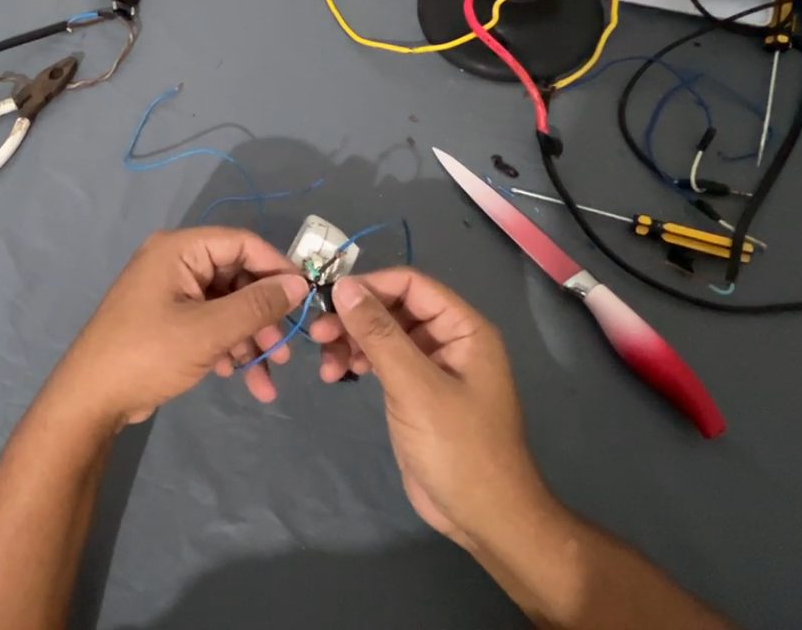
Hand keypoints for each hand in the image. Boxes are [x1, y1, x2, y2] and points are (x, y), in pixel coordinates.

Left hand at [44, 228, 311, 428]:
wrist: (93, 397)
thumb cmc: (148, 354)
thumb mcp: (208, 331)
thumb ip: (256, 305)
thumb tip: (298, 284)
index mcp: (179, 250)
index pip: (241, 243)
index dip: (277, 268)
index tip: (306, 299)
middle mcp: (175, 262)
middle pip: (237, 277)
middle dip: (263, 315)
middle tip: (283, 351)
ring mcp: (171, 292)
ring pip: (227, 305)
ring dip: (250, 338)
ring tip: (268, 376)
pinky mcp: (169, 320)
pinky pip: (210, 323)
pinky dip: (229, 346)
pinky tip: (241, 377)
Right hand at [311, 270, 550, 548]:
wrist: (483, 517)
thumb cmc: (458, 447)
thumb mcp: (415, 386)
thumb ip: (378, 333)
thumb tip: (343, 286)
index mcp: (463, 329)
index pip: (411, 284)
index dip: (370, 285)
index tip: (329, 300)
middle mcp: (448, 339)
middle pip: (392, 306)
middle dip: (354, 317)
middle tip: (318, 334)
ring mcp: (431, 365)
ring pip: (381, 332)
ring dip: (350, 340)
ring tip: (326, 364)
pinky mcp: (415, 389)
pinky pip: (381, 358)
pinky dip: (357, 360)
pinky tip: (337, 375)